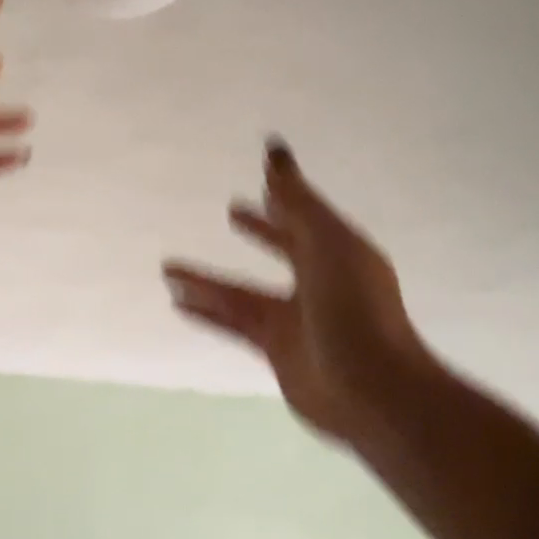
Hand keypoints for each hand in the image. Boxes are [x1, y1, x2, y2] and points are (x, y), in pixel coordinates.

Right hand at [163, 139, 436, 442]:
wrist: (370, 389)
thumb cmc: (354, 309)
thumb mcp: (326, 243)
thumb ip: (295, 200)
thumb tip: (273, 149)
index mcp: (338, 254)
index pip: (305, 220)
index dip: (283, 202)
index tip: (259, 185)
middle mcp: (319, 284)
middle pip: (282, 250)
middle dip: (258, 231)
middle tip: (229, 213)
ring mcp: (298, 320)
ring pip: (243, 292)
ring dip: (208, 281)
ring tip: (167, 269)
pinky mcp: (277, 351)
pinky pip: (234, 324)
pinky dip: (207, 313)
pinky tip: (179, 304)